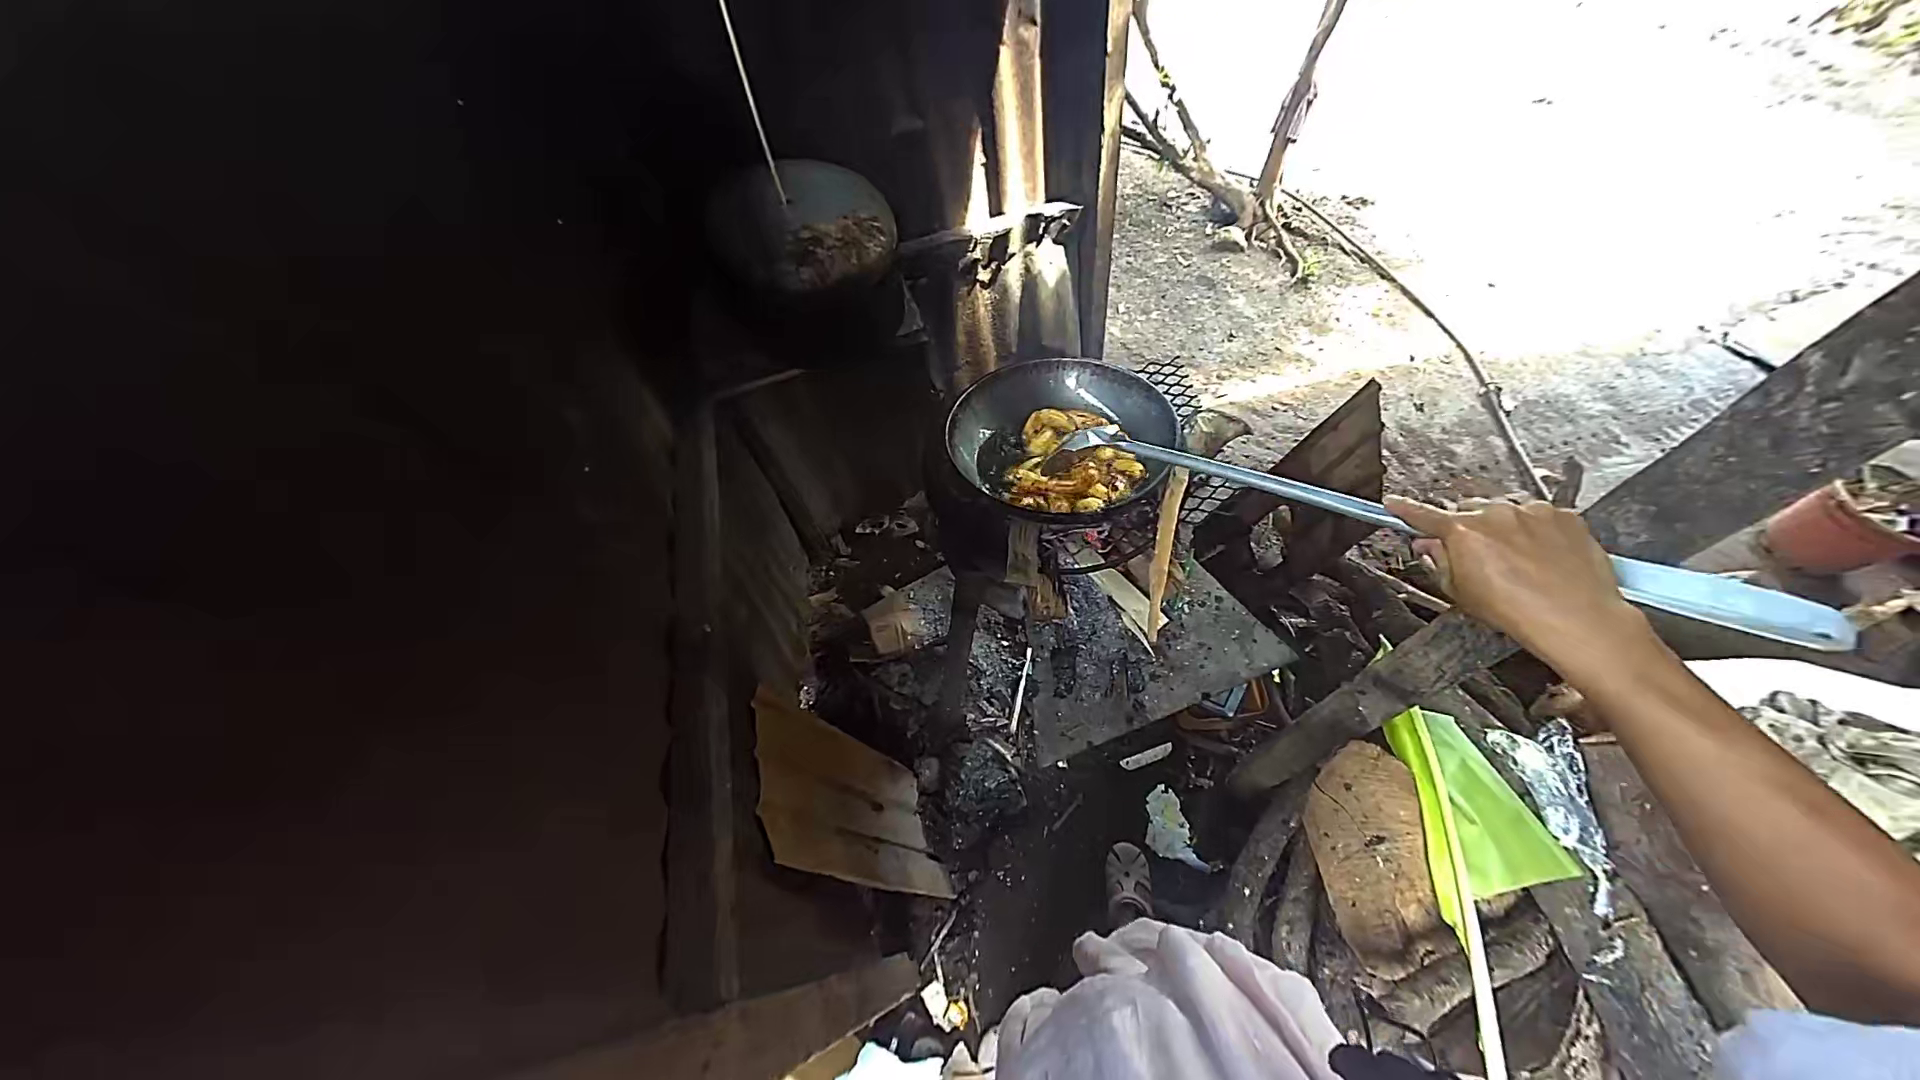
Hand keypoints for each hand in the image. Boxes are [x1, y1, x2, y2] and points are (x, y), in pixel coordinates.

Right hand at [1382, 496, 1652, 673]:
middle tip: (1474, 555)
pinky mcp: (1565, 516)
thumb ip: (1439, 561)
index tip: (1393, 504)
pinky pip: (1538, 516)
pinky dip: (1534, 530)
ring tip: (1515, 559)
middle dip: (1465, 527)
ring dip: (1501, 527)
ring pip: (1504, 511)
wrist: (1577, 618)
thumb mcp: (1459, 591)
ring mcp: (1533, 512)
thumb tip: (1429, 545)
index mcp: (1462, 531)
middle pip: (1467, 511)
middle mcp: (1496, 513)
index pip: (1423, 515)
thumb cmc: (1515, 610)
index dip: (1404, 509)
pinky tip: (1540, 555)